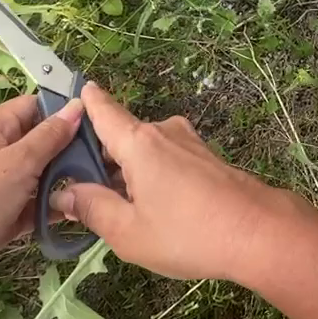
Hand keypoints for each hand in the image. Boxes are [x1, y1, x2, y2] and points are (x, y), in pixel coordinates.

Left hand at [0, 94, 82, 318]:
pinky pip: (32, 205)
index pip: (33, 106)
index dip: (64, 109)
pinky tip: (77, 210)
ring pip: (39, 175)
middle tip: (105, 155)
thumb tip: (79, 103)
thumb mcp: (15, 165)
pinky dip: (51, 207)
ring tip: (98, 183)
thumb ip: (50, 136)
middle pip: (40, 141)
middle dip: (70, 148)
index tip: (100, 119)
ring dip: (64, 180)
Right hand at [49, 83, 310, 284]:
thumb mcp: (127, 230)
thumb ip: (93, 208)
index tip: (76, 86)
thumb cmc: (186, 231)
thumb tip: (64, 193)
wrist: (253, 229)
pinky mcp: (202, 155)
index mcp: (140, 142)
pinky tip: (143, 207)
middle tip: (70, 193)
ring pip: (142, 151)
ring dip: (123, 171)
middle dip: (97, 159)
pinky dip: (146, 175)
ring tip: (106, 208)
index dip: (90, 101)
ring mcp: (186, 141)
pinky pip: (163, 158)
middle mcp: (163, 131)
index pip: (106, 112)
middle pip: (121, 136)